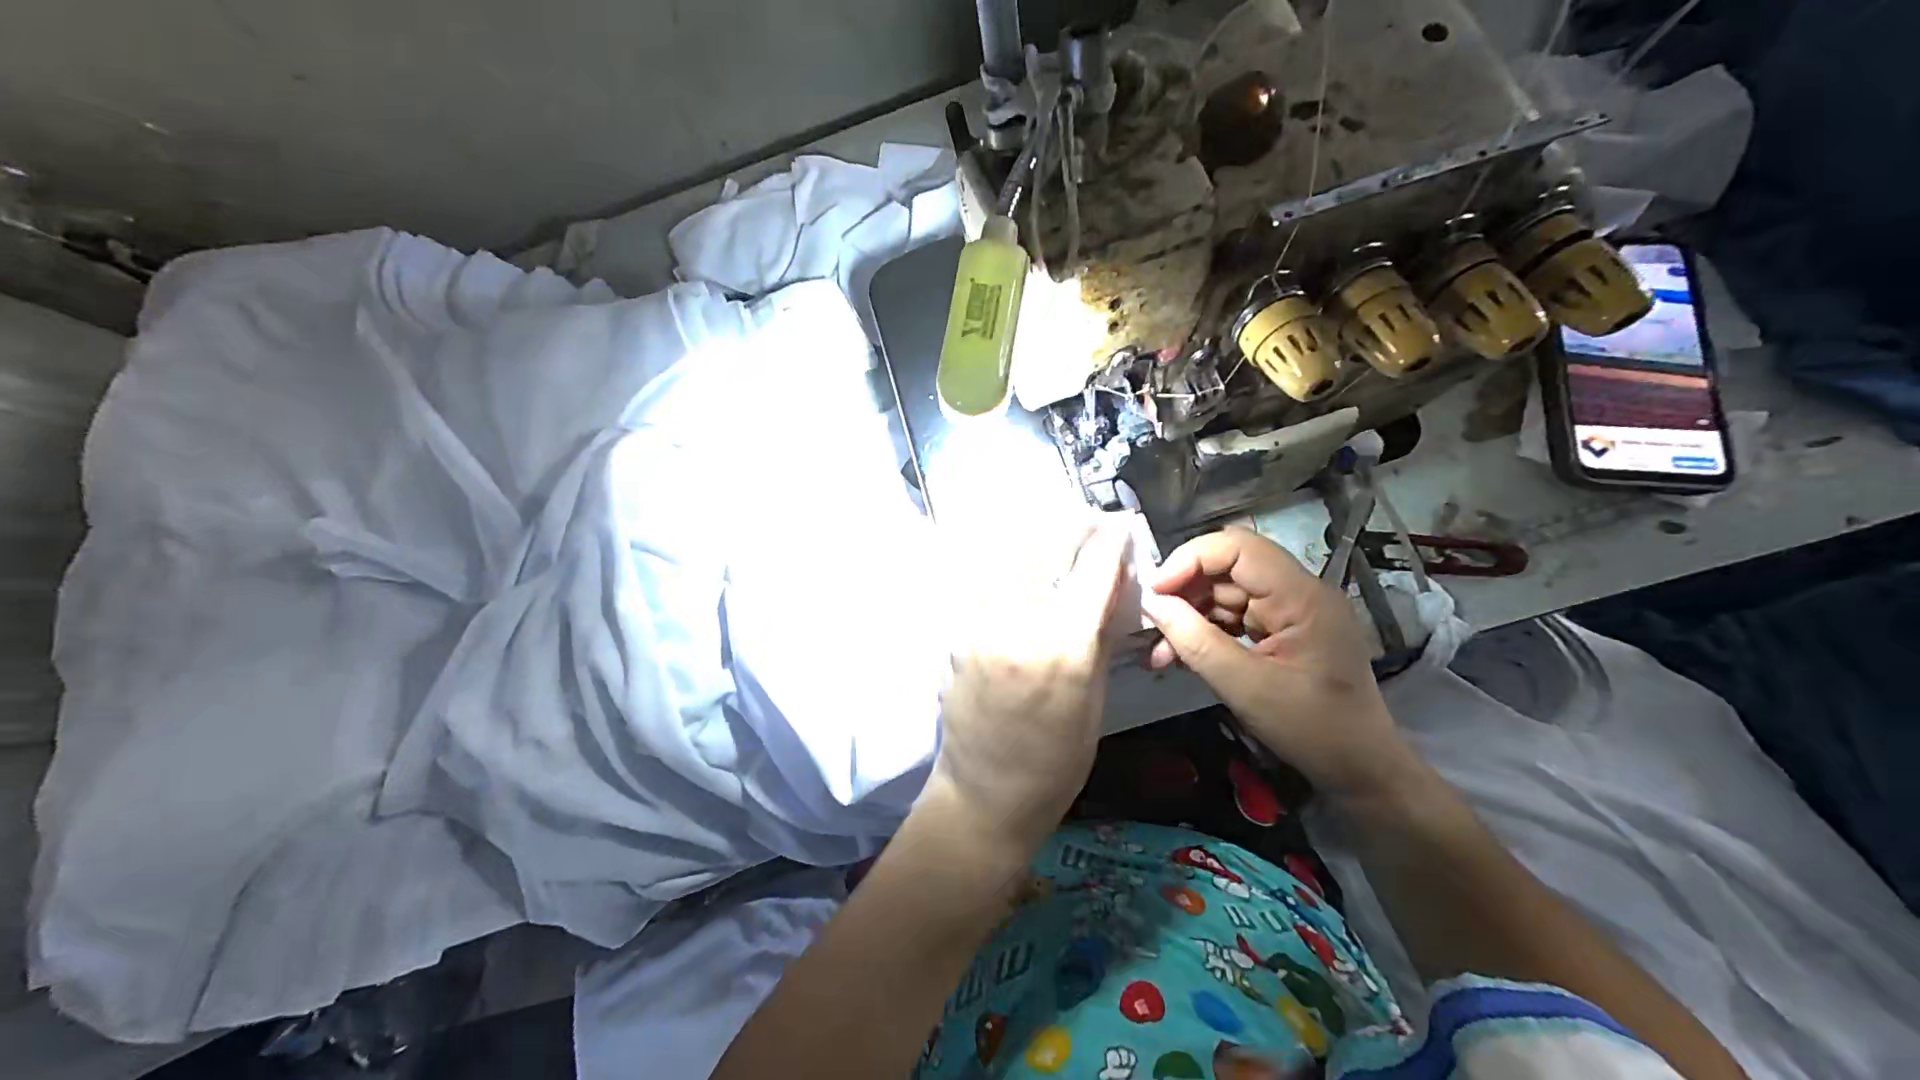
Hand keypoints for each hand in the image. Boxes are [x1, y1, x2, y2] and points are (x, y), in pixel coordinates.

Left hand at [923, 521, 1133, 859]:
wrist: (985, 796)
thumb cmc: (1056, 763)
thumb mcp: (1096, 701)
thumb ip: (1103, 633)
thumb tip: (1117, 581)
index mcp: (1066, 649)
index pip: (1093, 568)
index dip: (1111, 536)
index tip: (1119, 523)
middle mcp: (1019, 627)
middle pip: (1045, 549)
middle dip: (1071, 527)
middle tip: (1087, 523)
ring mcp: (979, 628)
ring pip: (1007, 558)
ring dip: (1034, 538)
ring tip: (1052, 535)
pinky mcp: (955, 636)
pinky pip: (981, 583)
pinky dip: (1003, 564)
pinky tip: (1017, 565)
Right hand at [1140, 526, 1414, 796]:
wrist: (1361, 770)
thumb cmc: (1311, 729)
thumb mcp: (1245, 687)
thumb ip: (1195, 642)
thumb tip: (1152, 605)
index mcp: (1302, 596)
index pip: (1238, 548)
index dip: (1190, 560)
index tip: (1155, 592)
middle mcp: (1299, 592)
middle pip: (1229, 567)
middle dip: (1184, 591)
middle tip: (1151, 622)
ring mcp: (1292, 611)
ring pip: (1226, 593)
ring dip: (1189, 615)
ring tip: (1160, 652)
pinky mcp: (1283, 630)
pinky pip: (1235, 616)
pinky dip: (1205, 631)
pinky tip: (1180, 656)